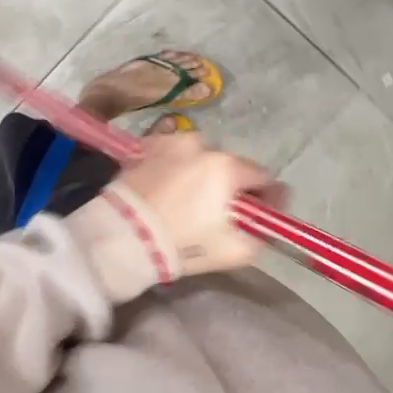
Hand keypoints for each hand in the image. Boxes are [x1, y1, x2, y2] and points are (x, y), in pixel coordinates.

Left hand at [113, 132, 282, 277]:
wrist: (124, 236)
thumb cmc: (183, 244)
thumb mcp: (235, 250)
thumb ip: (260, 232)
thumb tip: (266, 222)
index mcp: (225, 166)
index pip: (262, 176)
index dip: (267, 197)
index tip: (264, 213)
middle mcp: (199, 145)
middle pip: (229, 165)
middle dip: (231, 186)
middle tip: (223, 211)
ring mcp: (169, 142)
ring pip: (199, 157)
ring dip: (202, 173)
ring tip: (192, 200)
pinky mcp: (145, 148)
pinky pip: (172, 155)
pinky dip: (176, 167)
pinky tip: (169, 189)